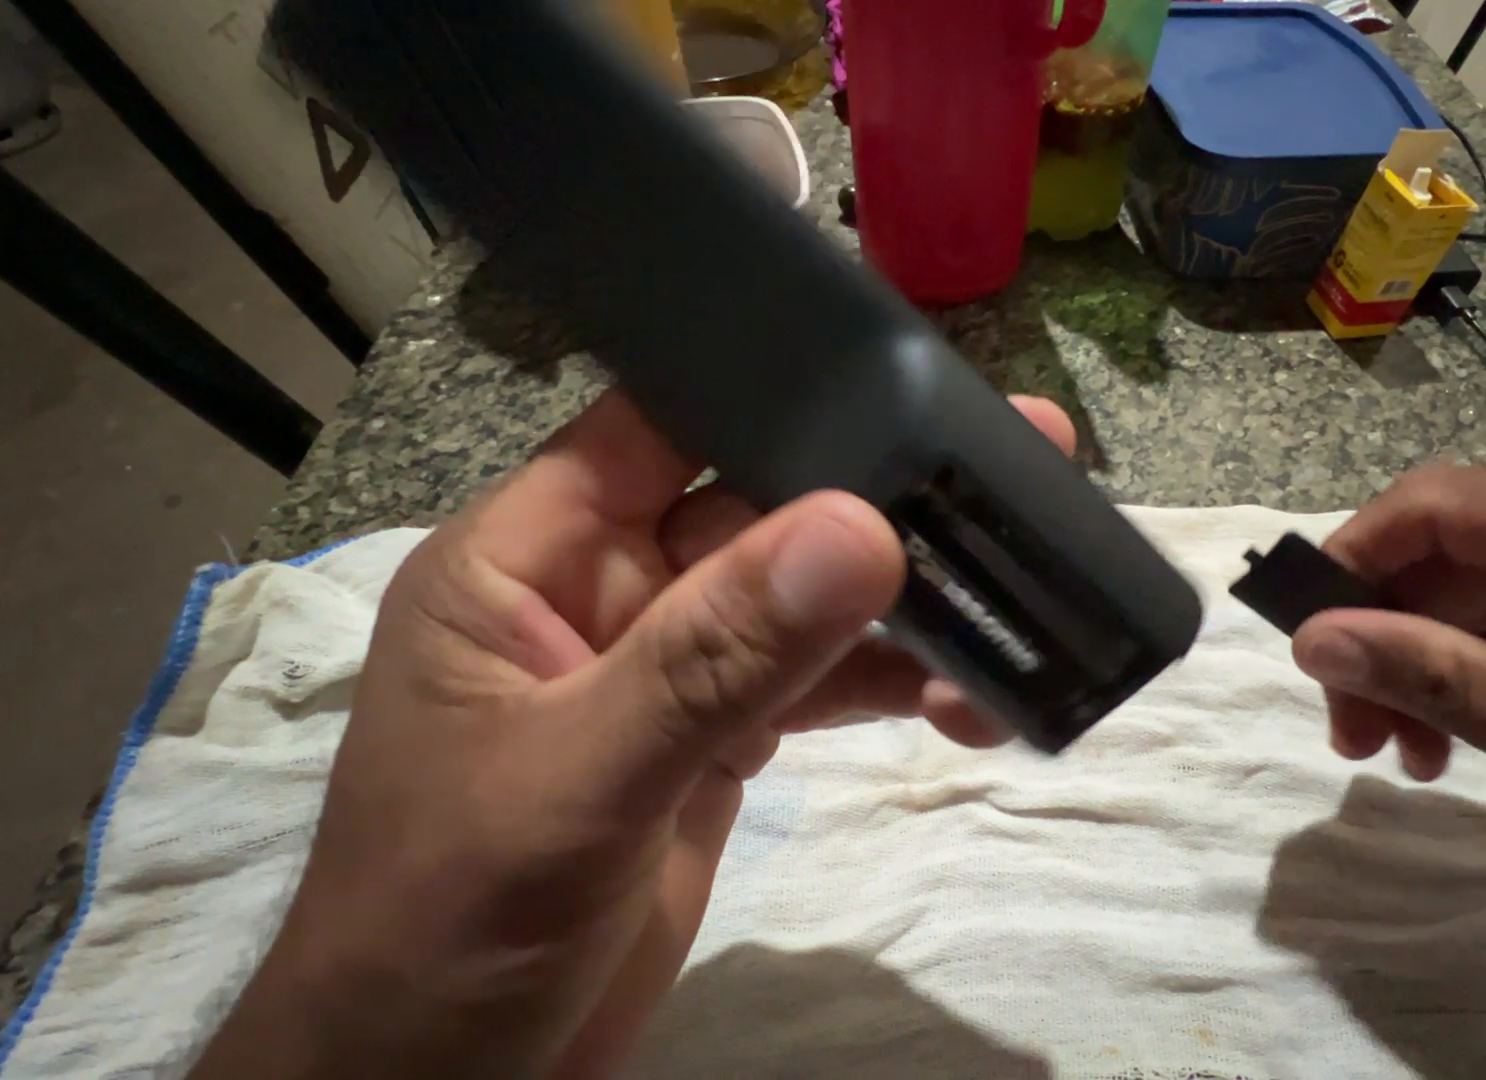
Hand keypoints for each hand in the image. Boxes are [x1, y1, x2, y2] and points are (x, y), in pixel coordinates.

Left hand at [192, 390, 1075, 1079]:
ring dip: (902, 609)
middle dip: (876, 501)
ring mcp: (677, 658)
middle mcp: (613, 585)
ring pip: (805, 597)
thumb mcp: (581, 784)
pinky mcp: (724, 726)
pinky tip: (964, 701)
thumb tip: (860, 535)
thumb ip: (717, 660)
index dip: (772, 390)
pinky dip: (889, 684)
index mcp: (535, 554)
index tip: (902, 373)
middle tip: (1009, 472)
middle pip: (762, 506)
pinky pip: (819, 678)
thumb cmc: (452, 929)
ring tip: (1011, 604)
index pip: (662, 426)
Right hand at [1289, 467, 1485, 1027]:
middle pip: (1449, 552)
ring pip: (1475, 589)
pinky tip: (1453, 738)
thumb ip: (1442, 682)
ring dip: (1418, 660)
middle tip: (1351, 729)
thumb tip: (1312, 636)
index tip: (1310, 634)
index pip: (1442, 502)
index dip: (1355, 552)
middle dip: (1380, 631)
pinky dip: (1470, 671)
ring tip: (1398, 753)